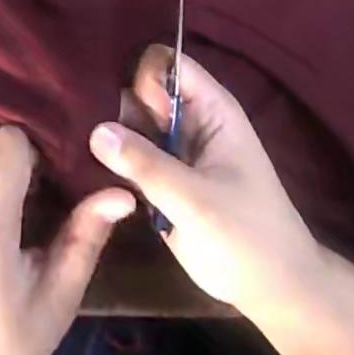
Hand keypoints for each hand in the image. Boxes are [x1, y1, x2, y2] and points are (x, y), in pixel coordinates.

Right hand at [88, 45, 325, 315]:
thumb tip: (95, 130)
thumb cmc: (247, 236)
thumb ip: (146, 165)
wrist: (272, 290)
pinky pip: (130, 155)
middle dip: (117, 106)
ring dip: (109, 135)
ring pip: (131, 123)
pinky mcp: (162, 178)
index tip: (129, 112)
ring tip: (82, 150)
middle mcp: (190, 120)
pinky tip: (88, 168)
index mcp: (210, 108)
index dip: (144, 79)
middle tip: (86, 130)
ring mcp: (175, 149)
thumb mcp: (197, 201)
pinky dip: (112, 160)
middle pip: (141, 91)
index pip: (167, 64)